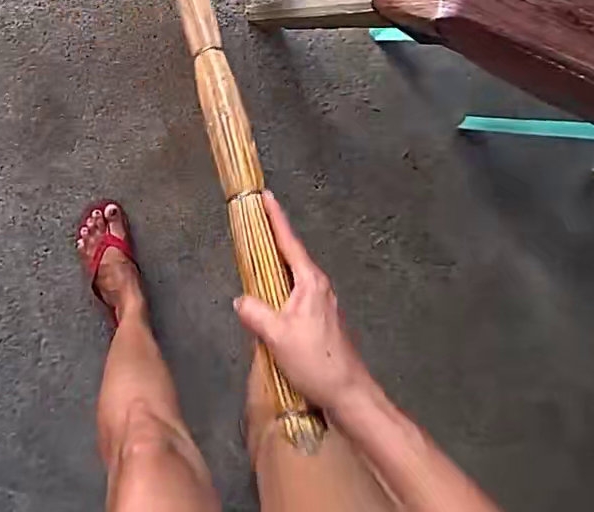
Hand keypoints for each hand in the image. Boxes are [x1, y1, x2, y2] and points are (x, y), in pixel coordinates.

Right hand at [234, 191, 377, 413]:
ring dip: (275, 263)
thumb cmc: (318, 362)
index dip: (276, 218)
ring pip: (293, 275)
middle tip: (255, 219)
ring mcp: (322, 304)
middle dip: (273, 236)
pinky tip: (268, 295)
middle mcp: (319, 288)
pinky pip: (294, 292)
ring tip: (256, 254)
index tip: (266, 196)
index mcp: (310, 282)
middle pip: (291, 254)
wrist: (353, 398)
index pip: (289, 242)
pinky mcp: (321, 320)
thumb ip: (254, 313)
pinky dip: (279, 285)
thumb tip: (240, 301)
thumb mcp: (277, 336)